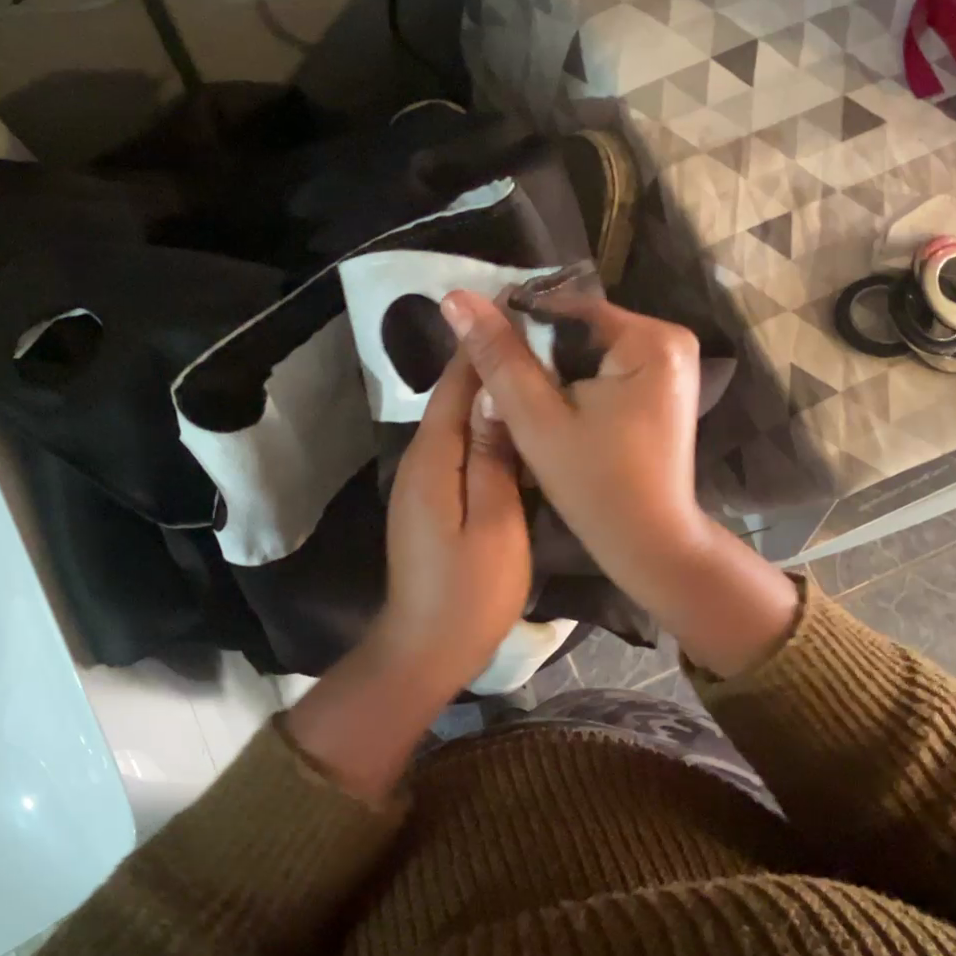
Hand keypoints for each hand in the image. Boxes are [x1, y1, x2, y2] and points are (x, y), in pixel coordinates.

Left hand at [284, 350, 528, 804]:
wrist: (426, 648)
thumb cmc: (468, 591)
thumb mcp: (495, 523)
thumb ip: (493, 457)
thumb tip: (494, 391)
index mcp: (432, 459)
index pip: (456, 384)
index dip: (481, 345)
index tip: (517, 307)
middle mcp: (419, 460)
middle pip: (453, 398)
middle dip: (487, 364)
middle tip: (537, 334)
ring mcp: (421, 482)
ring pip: (456, 422)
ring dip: (487, 395)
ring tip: (533, 368)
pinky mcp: (430, 501)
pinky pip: (457, 448)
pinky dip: (482, 429)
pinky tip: (514, 426)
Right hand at [440, 289, 798, 676]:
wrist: (650, 544)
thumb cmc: (595, 485)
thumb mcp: (537, 419)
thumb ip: (498, 357)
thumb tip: (455, 297)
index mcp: (650, 338)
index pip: (565, 309)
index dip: (517, 328)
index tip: (482, 354)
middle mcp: (671, 340)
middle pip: (580, 328)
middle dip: (539, 355)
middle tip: (499, 386)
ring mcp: (674, 365)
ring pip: (590, 351)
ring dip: (555, 372)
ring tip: (522, 401)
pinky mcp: (666, 389)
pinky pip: (608, 370)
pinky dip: (578, 386)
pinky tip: (555, 412)